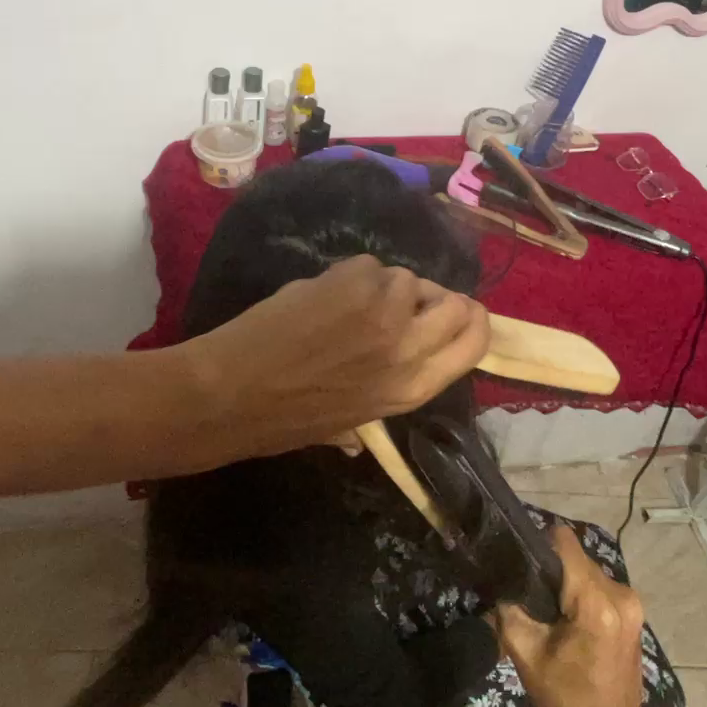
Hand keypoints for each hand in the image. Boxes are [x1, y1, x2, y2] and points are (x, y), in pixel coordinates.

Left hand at [176, 255, 488, 458]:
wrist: (231, 391)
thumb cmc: (281, 420)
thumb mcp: (341, 426)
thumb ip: (369, 410)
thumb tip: (359, 441)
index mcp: (411, 391)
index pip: (474, 345)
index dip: (472, 322)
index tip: (458, 312)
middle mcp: (409, 349)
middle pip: (455, 304)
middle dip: (435, 297)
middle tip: (403, 300)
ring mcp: (384, 310)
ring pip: (406, 279)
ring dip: (384, 286)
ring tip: (349, 302)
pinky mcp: (354, 281)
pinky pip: (370, 265)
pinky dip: (352, 275)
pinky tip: (325, 294)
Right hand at [497, 526, 648, 706]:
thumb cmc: (566, 699)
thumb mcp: (524, 652)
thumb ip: (509, 606)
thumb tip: (503, 577)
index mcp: (596, 602)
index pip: (564, 542)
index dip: (537, 545)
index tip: (519, 563)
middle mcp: (621, 594)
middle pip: (575, 558)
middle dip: (550, 571)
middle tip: (529, 596)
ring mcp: (633, 605)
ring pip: (587, 572)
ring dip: (566, 584)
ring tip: (547, 612)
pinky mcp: (634, 615)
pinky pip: (600, 588)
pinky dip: (581, 596)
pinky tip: (568, 622)